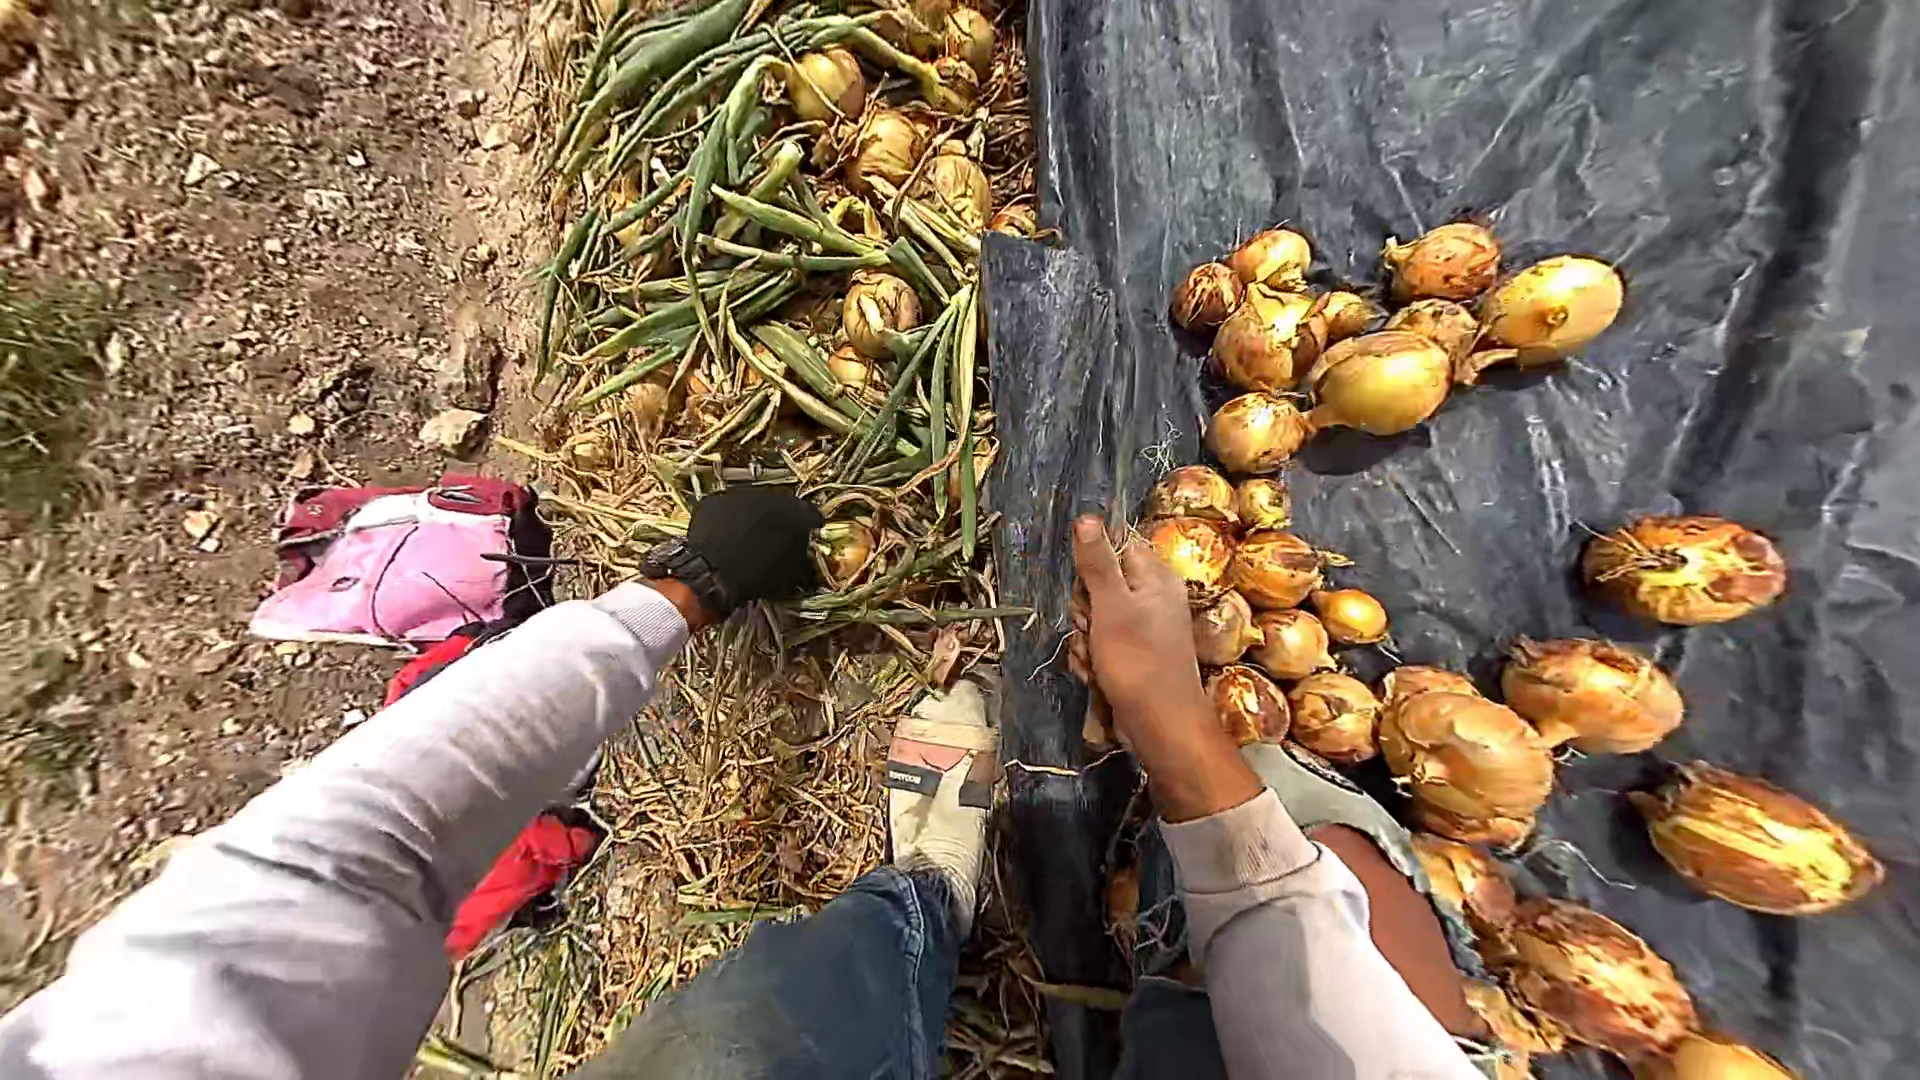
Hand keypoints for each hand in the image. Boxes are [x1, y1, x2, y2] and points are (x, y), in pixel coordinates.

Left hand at [686, 488, 825, 607]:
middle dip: (784, 516)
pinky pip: (729, 505)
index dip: (811, 521)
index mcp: (794, 514)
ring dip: (756, 514)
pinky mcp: (715, 500)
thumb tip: (802, 542)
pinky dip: (731, 516)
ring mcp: (740, 496)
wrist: (712, 576)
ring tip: (751, 534)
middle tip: (779, 532)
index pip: (810, 511)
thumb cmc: (756, 577)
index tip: (810, 528)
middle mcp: (769, 498)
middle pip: (782, 502)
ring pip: (754, 501)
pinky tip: (728, 533)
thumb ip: (801, 548)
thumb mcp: (791, 568)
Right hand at [1071, 515, 1261, 820]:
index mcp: (1155, 576)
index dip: (1092, 564)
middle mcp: (1152, 596)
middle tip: (1091, 627)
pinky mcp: (1133, 651)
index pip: (1114, 545)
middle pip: (1098, 581)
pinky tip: (1095, 671)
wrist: (1161, 727)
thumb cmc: (1139, 662)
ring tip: (1095, 655)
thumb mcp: (1112, 607)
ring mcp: (1142, 625)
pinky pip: (1100, 640)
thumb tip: (1087, 517)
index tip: (1086, 588)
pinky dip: (1092, 655)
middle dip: (1084, 608)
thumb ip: (1098, 562)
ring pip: (1093, 614)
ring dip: (1084, 636)